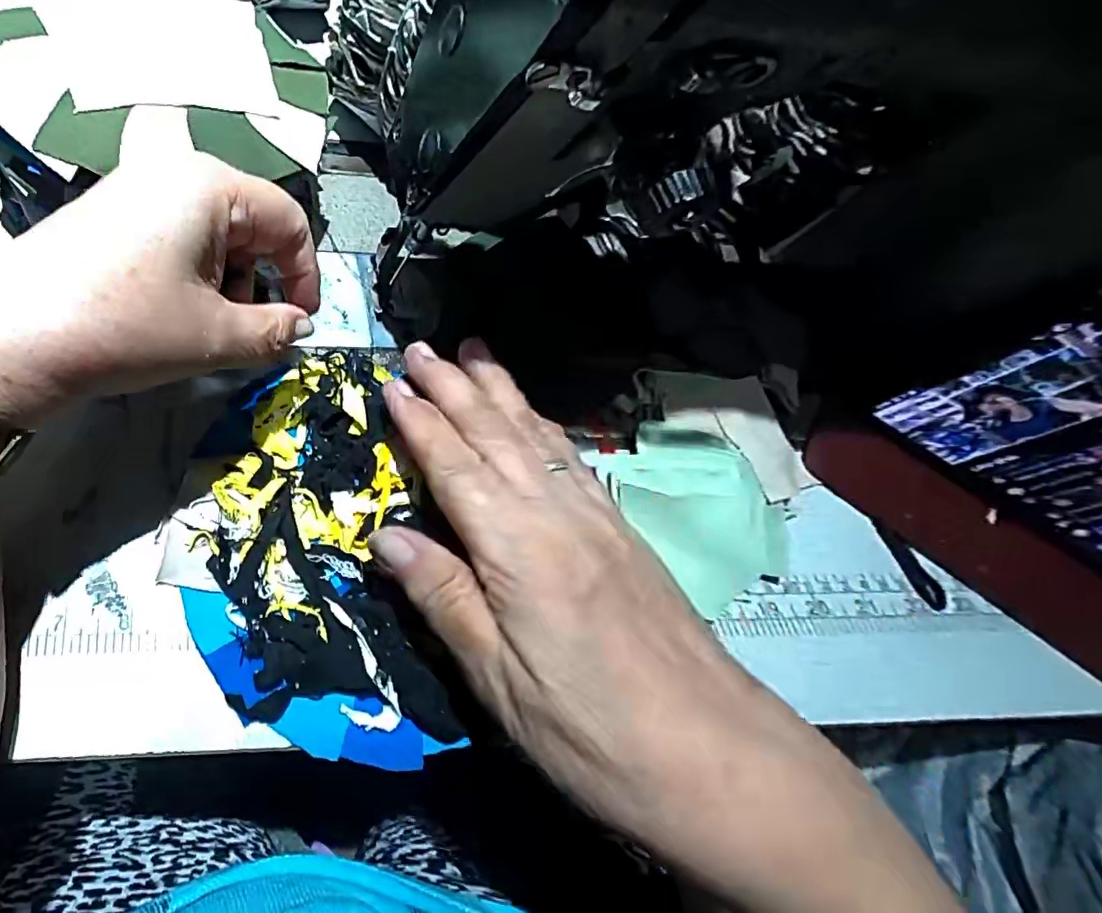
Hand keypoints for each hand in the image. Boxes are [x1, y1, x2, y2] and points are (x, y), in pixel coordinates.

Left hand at [0, 152, 319, 426]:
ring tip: (202, 325)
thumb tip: (301, 327)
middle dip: (260, 280)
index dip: (305, 274)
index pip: (289, 219)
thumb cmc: (125, 327)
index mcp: (209, 184)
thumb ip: (275, 330)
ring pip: (214, 232)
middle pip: (251, 223)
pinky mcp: (110, 211)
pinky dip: (191, 274)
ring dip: (226, 281)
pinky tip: (169, 310)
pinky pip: (176, 234)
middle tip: (246, 328)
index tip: (301, 320)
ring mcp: (136, 186)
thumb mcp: (215, 336)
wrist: (7, 339)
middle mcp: (173, 169)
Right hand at [370, 340, 957, 912]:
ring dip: (500, 390)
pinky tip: (532, 415)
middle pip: (495, 435)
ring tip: (474, 353)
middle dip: (454, 386)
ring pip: (535, 435)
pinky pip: (569, 457)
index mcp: (518, 549)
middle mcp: (557, 515)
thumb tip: (386, 535)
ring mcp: (595, 517)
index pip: (455, 468)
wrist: (716, 755)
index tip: (393, 384)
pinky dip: (540, 423)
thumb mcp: (498, 680)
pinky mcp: (620, 529)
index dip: (420, 424)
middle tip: (421, 346)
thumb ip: (443, 597)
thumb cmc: (592, 730)